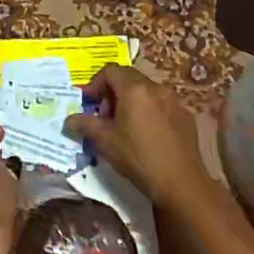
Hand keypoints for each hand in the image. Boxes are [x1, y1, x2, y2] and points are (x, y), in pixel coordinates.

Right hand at [65, 65, 215, 218]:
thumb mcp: (105, 141)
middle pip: (129, 77)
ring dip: (130, 101)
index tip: (88, 103)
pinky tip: (146, 135)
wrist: (181, 182)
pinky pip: (161, 104)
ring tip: (124, 126)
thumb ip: (84, 125)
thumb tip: (68, 120)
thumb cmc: (138, 157)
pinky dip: (148, 110)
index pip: (110, 71)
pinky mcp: (185, 115)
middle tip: (104, 116)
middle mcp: (156, 87)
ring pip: (146, 90)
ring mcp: (174, 100)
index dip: (95, 84)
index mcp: (134, 89)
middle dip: (112, 92)